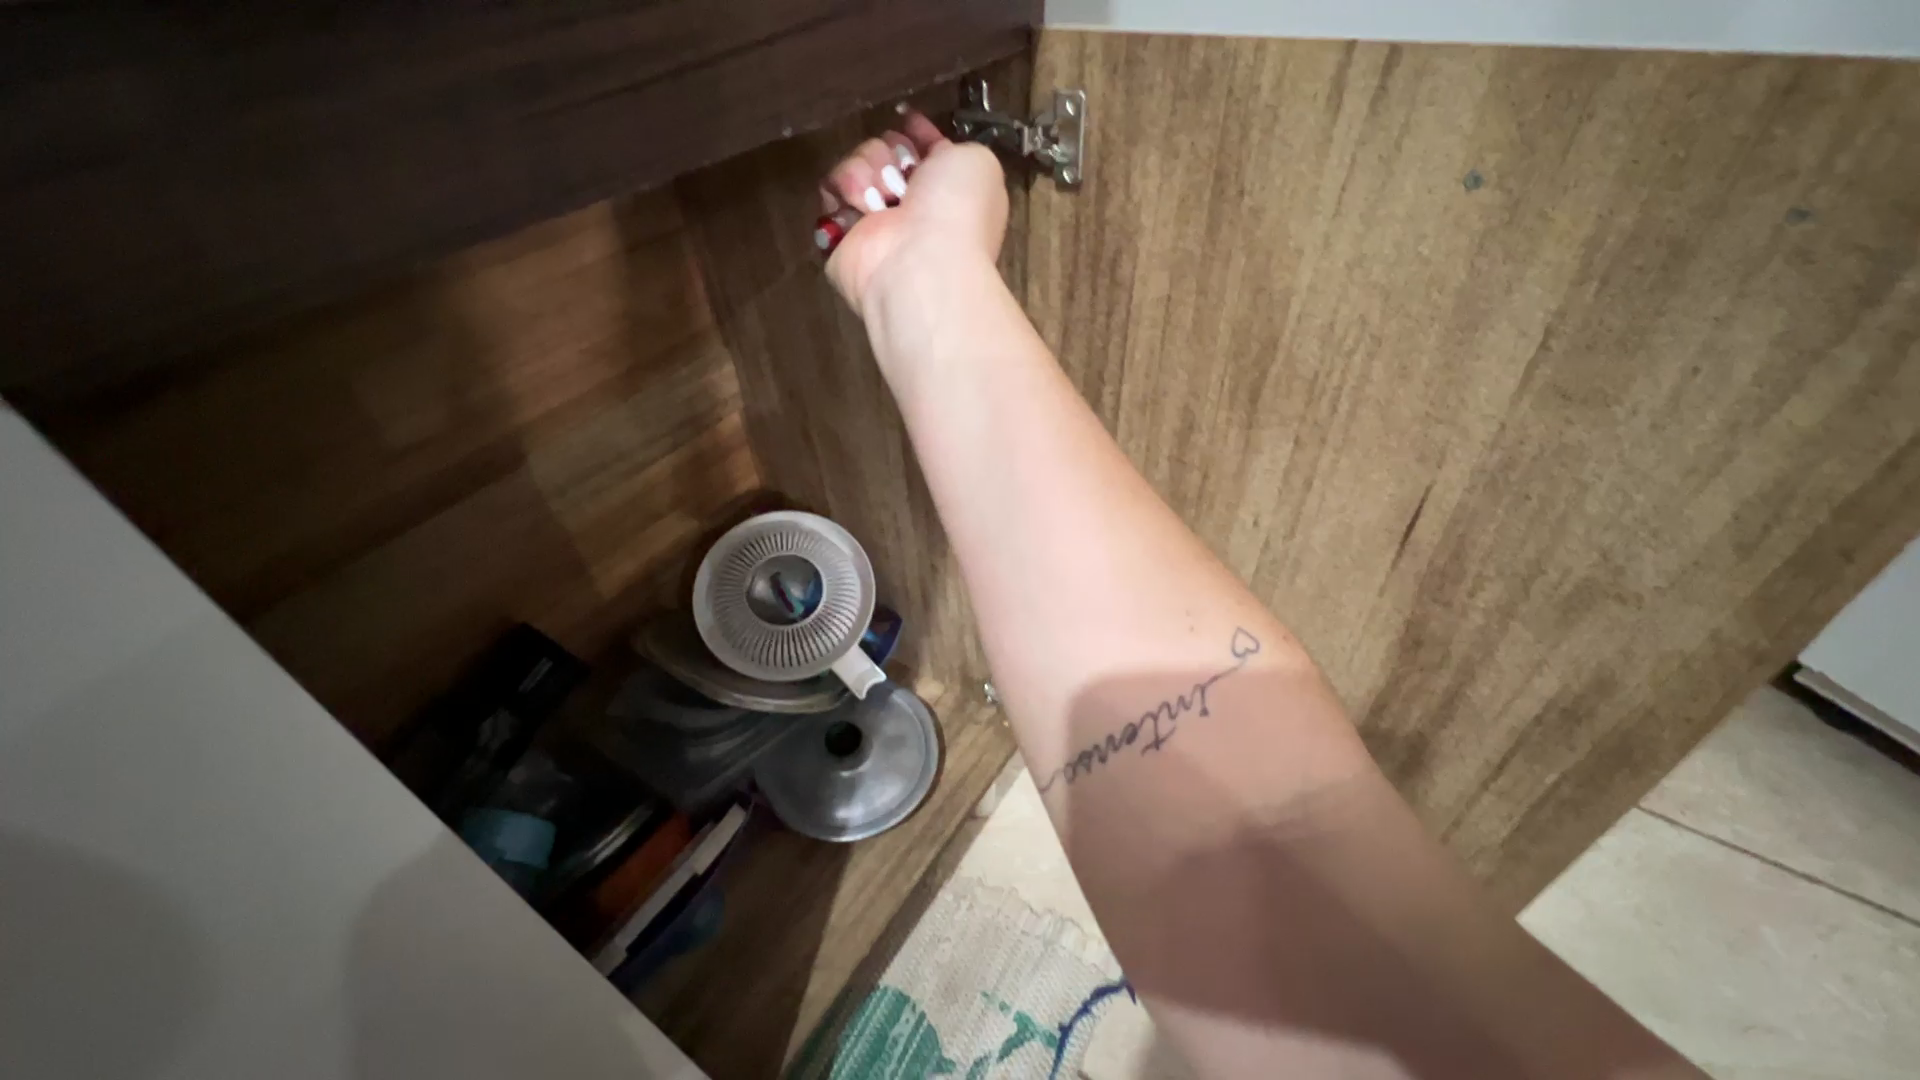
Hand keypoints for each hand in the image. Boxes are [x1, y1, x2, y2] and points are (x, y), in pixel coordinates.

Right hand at [818, 109, 1007, 317]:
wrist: (921, 263)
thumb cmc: (957, 211)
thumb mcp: (977, 163)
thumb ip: (956, 149)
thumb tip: (931, 146)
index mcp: (946, 196)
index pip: (924, 154)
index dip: (917, 135)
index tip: (909, 122)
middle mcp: (909, 211)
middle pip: (884, 153)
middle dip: (890, 150)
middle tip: (900, 172)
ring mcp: (872, 224)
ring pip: (855, 166)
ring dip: (867, 168)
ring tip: (883, 195)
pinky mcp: (839, 235)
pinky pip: (831, 190)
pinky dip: (845, 188)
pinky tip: (863, 205)